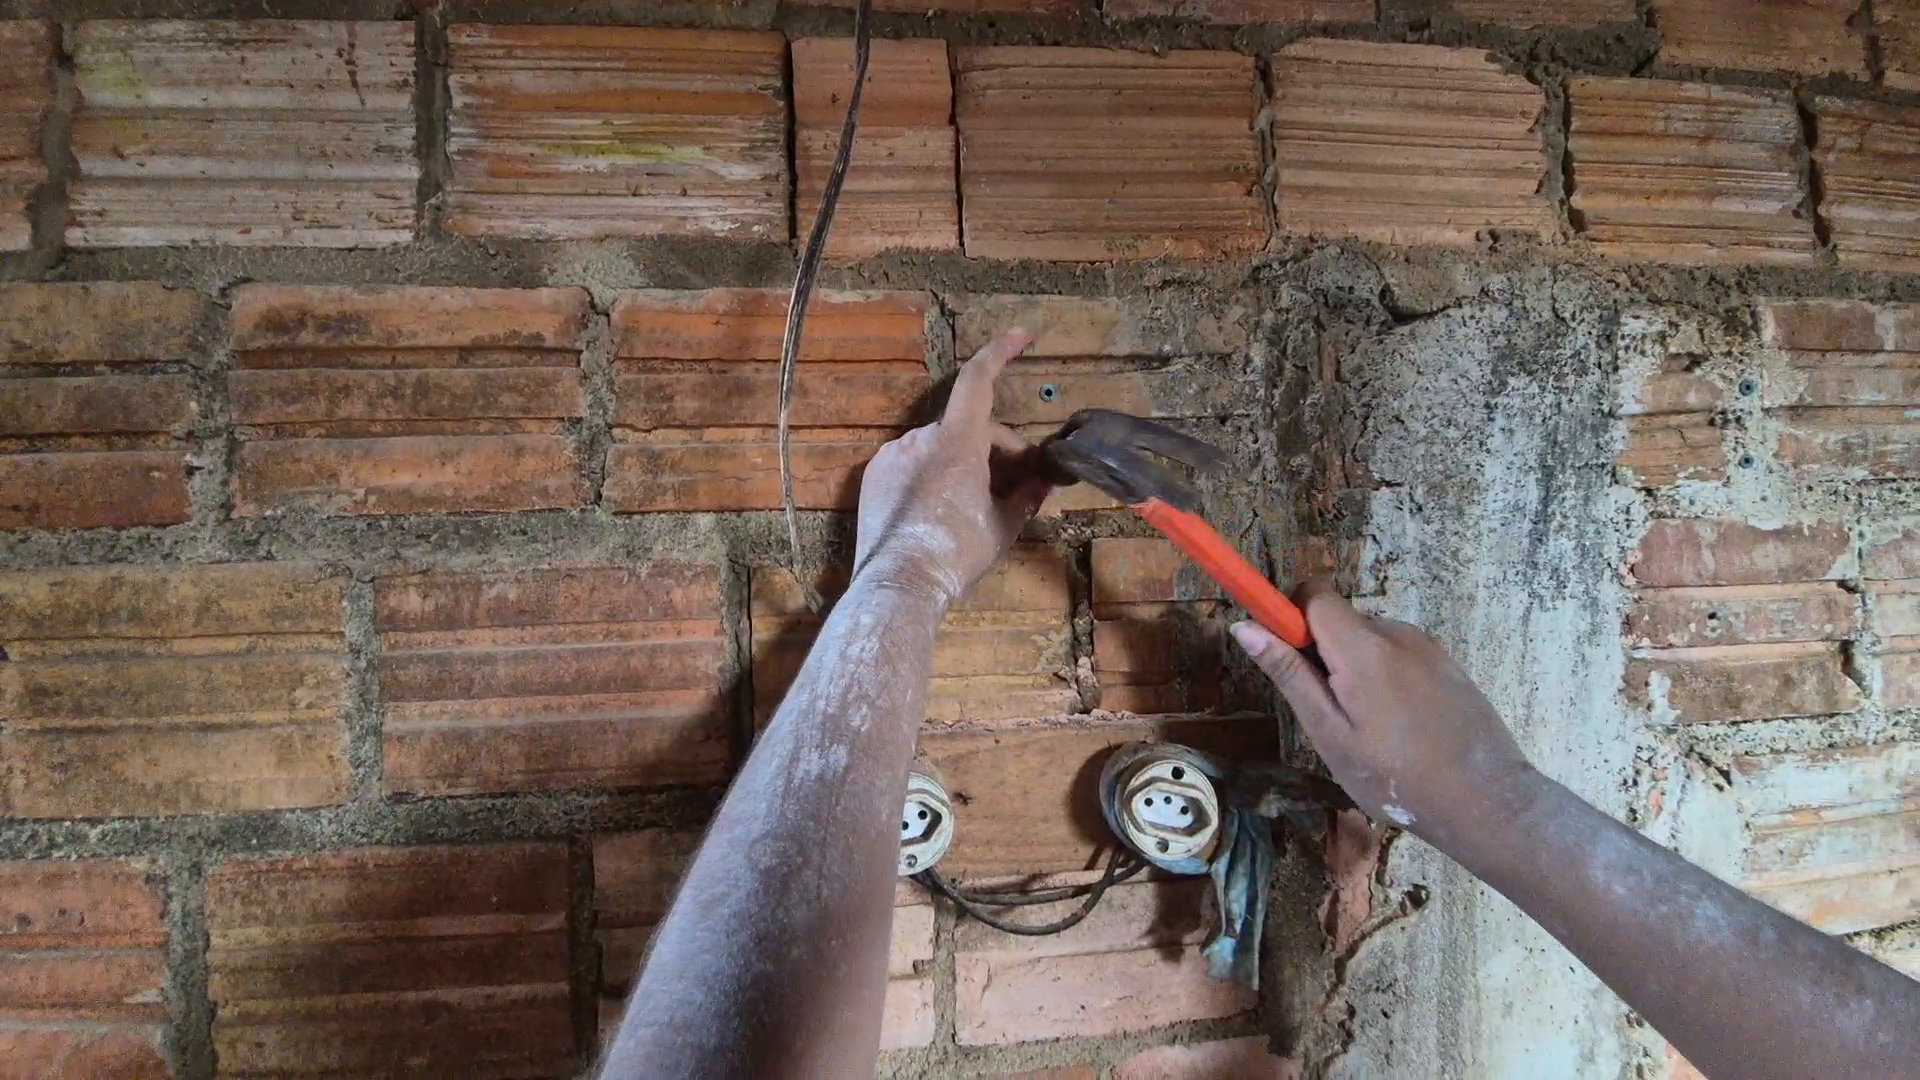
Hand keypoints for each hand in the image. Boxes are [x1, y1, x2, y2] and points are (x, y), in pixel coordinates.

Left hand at [852, 330, 1051, 607]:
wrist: (899, 583)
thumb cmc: (958, 553)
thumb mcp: (1004, 525)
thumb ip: (1026, 495)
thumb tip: (1043, 481)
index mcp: (957, 442)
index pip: (978, 381)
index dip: (999, 353)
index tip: (1019, 336)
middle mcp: (920, 438)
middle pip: (968, 427)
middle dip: (998, 449)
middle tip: (1019, 485)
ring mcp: (892, 455)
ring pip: (939, 445)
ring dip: (963, 462)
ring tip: (974, 503)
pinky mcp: (873, 475)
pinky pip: (912, 461)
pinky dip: (932, 472)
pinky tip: (938, 506)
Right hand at [1228, 580, 1536, 846]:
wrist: (1492, 806)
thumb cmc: (1397, 777)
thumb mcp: (1330, 732)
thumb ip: (1289, 673)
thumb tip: (1243, 627)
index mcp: (1363, 648)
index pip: (1313, 593)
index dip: (1290, 615)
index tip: (1287, 656)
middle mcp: (1397, 633)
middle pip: (1339, 619)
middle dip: (1321, 652)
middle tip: (1330, 711)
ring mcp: (1428, 647)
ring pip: (1366, 638)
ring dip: (1353, 666)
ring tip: (1368, 725)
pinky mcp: (1447, 663)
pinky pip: (1395, 652)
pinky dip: (1383, 675)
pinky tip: (1399, 723)